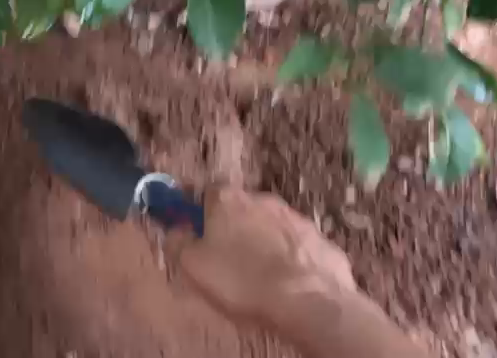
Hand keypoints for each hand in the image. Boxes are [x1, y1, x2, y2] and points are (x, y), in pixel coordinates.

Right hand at [174, 189, 357, 329]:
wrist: (311, 304)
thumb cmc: (242, 281)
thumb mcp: (193, 266)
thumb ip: (176, 242)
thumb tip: (172, 230)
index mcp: (226, 198)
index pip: (204, 192)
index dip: (199, 213)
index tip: (198, 234)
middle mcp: (261, 198)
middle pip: (241, 208)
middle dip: (235, 228)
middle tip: (231, 259)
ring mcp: (297, 219)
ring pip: (273, 227)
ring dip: (267, 243)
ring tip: (264, 277)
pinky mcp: (324, 243)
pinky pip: (301, 248)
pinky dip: (295, 261)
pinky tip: (293, 285)